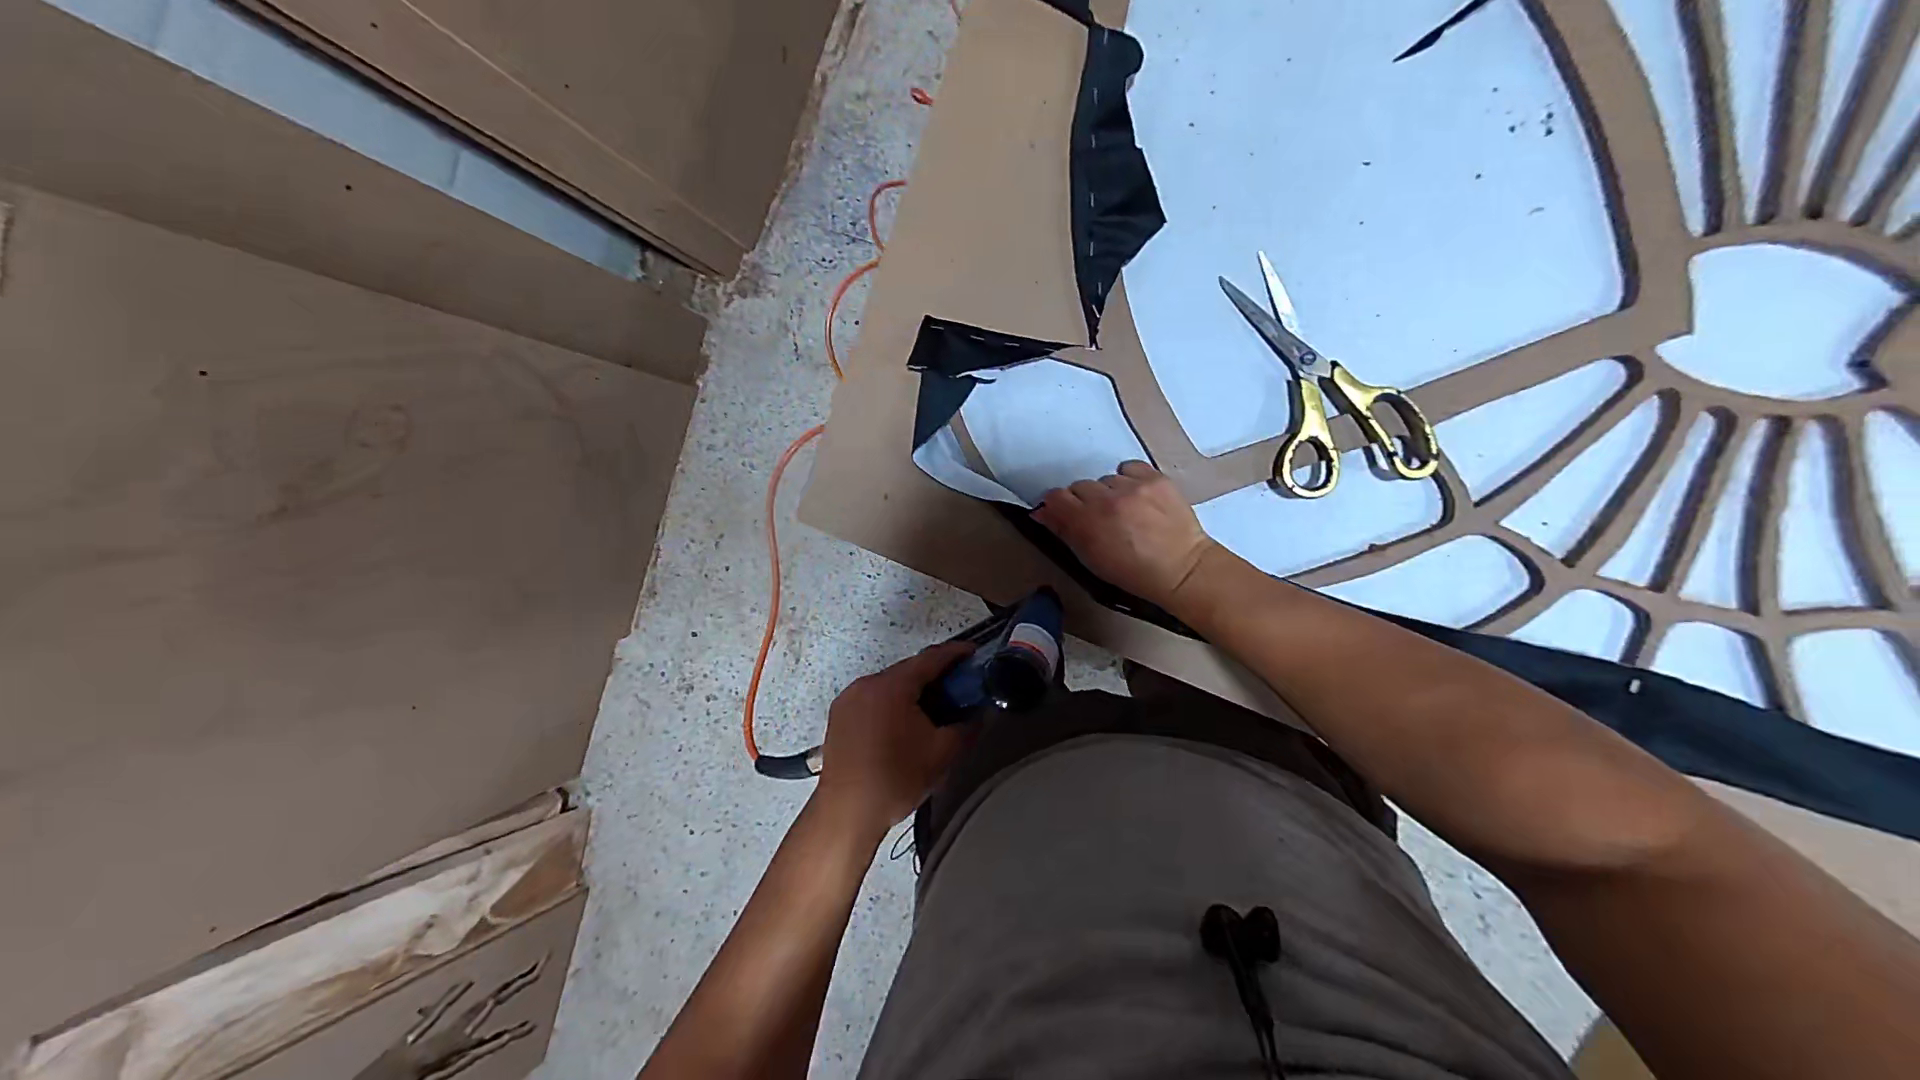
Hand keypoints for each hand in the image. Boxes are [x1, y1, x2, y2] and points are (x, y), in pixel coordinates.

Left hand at [816, 641, 975, 834]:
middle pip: (908, 669)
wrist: (847, 812)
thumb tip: (981, 713)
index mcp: (892, 686)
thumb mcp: (943, 753)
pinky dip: (892, 702)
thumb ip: (968, 726)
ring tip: (935, 708)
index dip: (956, 653)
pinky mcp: (839, 716)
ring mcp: (849, 699)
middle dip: (935, 676)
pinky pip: (873, 698)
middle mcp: (866, 685)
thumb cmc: (896, 780)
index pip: (931, 658)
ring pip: (889, 684)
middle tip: (959, 689)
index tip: (973, 653)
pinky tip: (905, 723)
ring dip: (913, 690)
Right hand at [1031, 461, 1220, 608]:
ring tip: (1124, 511)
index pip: (1055, 497)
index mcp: (1087, 523)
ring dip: (1110, 491)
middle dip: (1085, 501)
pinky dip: (1130, 479)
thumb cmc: (1136, 572)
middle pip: (1080, 486)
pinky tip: (1137, 497)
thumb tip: (1043, 513)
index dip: (1057, 505)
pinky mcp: (1154, 479)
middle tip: (1099, 518)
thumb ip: (1064, 531)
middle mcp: (1107, 500)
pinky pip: (1129, 468)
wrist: (1181, 569)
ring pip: (1105, 478)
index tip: (1064, 511)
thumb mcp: (1091, 559)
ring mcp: (1133, 487)